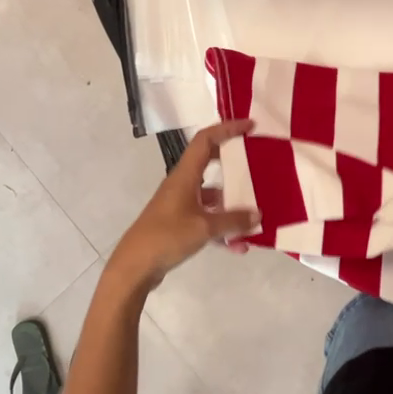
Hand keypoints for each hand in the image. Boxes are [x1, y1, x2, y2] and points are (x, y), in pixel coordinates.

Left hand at [108, 121, 261, 290]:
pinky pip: (206, 218)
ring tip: (254, 217)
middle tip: (256, 162)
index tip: (250, 126)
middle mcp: (182, 184)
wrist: (134, 267)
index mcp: (185, 175)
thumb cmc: (167, 237)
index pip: (206, 139)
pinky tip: (237, 246)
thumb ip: (233, 220)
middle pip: (209, 162)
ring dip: (231, 204)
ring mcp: (179, 204)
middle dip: (234, 162)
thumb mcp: (204, 228)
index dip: (228, 129)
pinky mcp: (178, 224)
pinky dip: (221, 228)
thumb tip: (258, 215)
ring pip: (211, 195)